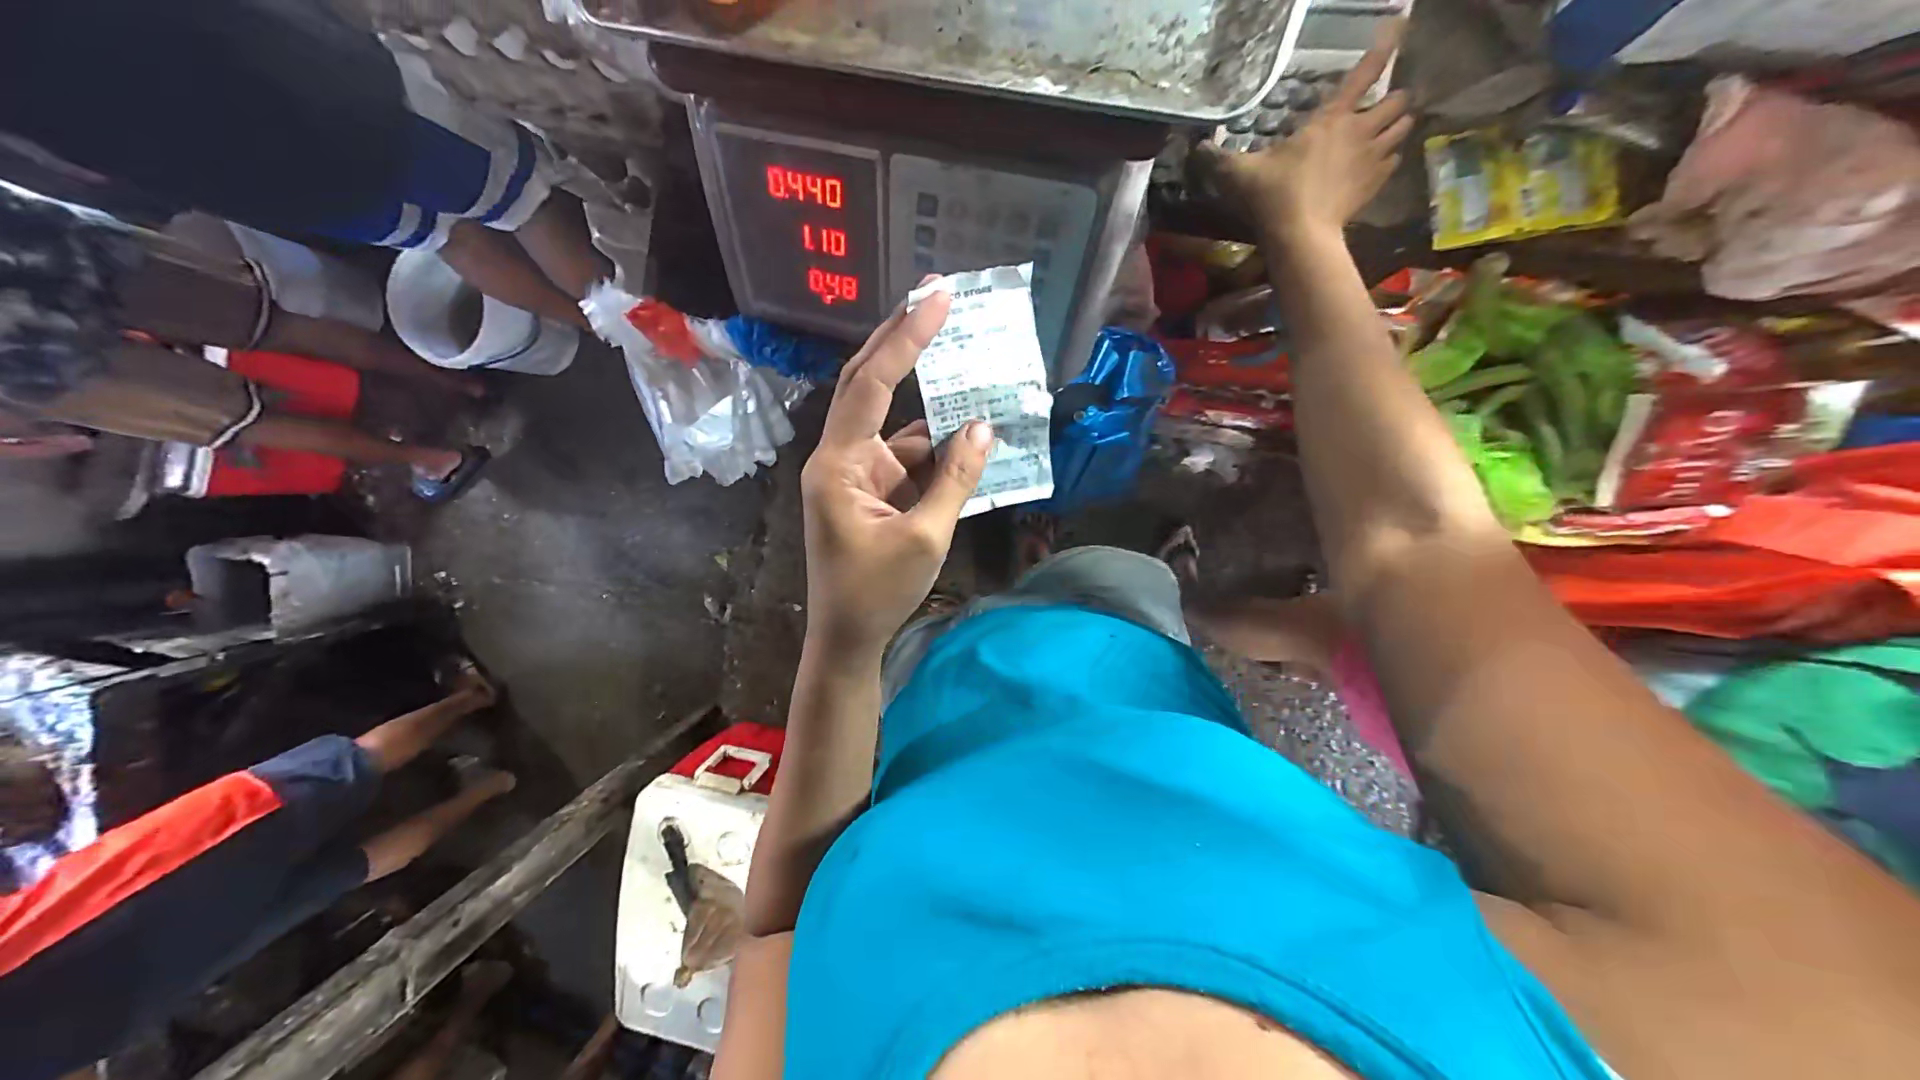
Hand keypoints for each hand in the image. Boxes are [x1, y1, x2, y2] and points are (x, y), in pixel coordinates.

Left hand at [800, 290, 993, 654]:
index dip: (904, 340)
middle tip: (937, 298)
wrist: (846, 640)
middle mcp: (841, 459)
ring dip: (934, 404)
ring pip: (896, 424)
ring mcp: (856, 475)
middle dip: (903, 343)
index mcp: (839, 465)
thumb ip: (956, 480)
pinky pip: (907, 457)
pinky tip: (971, 439)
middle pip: (870, 387)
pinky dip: (937, 449)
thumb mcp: (925, 537)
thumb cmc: (877, 593)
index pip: (870, 386)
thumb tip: (986, 429)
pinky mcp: (871, 492)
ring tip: (974, 368)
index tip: (936, 300)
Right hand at [1201, 21, 1412, 237]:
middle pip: (1397, 100)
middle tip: (1380, 105)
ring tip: (1387, 130)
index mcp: (1331, 119)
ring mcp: (1372, 158)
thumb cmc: (1273, 197)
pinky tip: (1378, 162)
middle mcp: (1360, 131)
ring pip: (1403, 127)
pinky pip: (1394, 161)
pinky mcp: (1375, 185)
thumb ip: (1219, 159)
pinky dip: (1390, 157)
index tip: (1399, 24)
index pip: (1365, 71)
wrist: (1301, 236)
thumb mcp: (1240, 174)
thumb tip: (1197, 148)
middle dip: (1393, 99)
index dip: (1385, 44)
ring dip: (1398, 124)